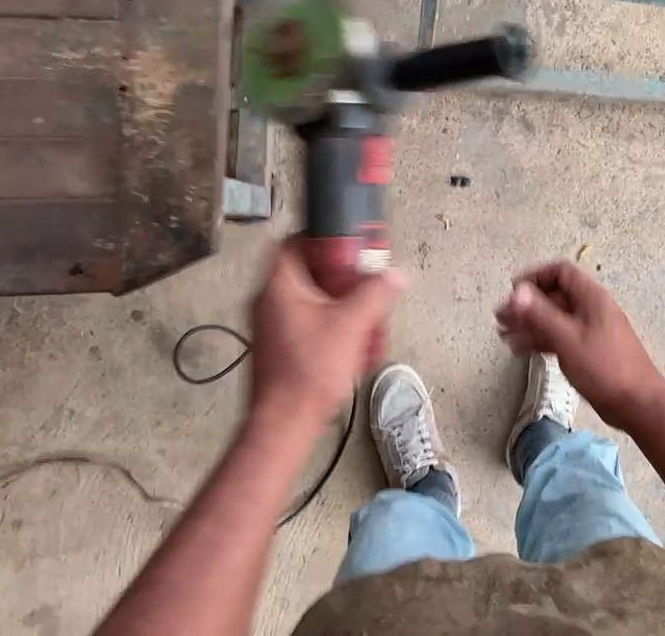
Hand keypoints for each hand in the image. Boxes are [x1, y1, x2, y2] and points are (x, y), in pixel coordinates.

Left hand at [250, 238, 405, 424]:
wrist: (285, 425)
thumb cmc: (306, 375)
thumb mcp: (352, 324)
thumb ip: (376, 293)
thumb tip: (394, 276)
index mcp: (279, 287)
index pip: (295, 242)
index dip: (324, 239)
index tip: (349, 247)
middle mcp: (270, 303)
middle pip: (314, 275)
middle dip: (349, 286)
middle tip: (369, 293)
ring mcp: (275, 327)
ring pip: (318, 303)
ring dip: (350, 312)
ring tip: (371, 331)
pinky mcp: (283, 349)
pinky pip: (314, 327)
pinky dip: (339, 332)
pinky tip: (359, 351)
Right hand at [495, 261, 664, 430]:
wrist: (638, 404)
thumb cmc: (604, 367)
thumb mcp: (568, 338)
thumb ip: (541, 314)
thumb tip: (517, 291)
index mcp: (591, 297)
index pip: (560, 272)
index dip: (536, 277)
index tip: (513, 291)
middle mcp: (590, 308)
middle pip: (554, 296)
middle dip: (526, 305)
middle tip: (500, 319)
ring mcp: (589, 330)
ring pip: (554, 319)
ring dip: (529, 324)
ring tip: (503, 336)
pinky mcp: (588, 350)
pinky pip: (560, 337)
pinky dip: (541, 340)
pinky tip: (520, 350)